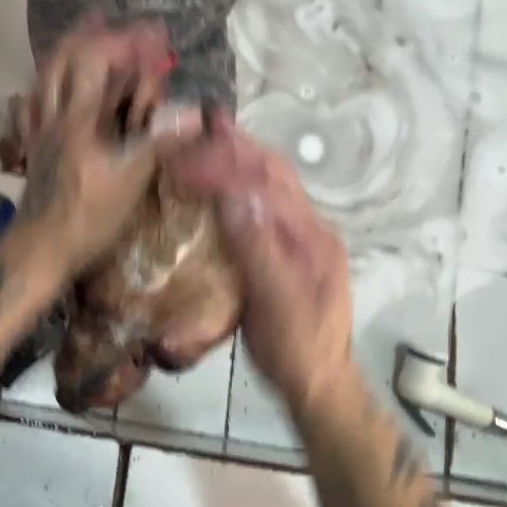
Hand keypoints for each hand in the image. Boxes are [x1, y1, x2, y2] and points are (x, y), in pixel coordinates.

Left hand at [14, 19, 200, 277]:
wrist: (40, 251)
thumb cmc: (87, 217)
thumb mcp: (130, 180)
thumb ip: (159, 142)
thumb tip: (194, 111)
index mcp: (79, 119)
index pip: (96, 61)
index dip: (124, 41)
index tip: (154, 33)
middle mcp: (55, 118)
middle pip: (61, 62)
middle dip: (86, 36)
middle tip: (103, 18)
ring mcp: (40, 135)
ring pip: (43, 83)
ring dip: (62, 57)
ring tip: (77, 42)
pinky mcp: (34, 154)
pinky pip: (30, 112)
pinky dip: (38, 93)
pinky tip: (37, 94)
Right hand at [164, 107, 353, 412]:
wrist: (320, 384)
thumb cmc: (296, 348)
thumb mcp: (275, 303)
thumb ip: (256, 248)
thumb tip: (233, 196)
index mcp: (311, 238)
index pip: (265, 185)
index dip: (225, 163)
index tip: (186, 154)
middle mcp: (310, 230)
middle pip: (275, 175)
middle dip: (239, 146)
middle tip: (204, 122)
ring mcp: (303, 241)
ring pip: (272, 187)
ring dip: (241, 160)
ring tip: (212, 139)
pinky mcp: (289, 254)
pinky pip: (265, 207)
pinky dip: (240, 186)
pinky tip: (220, 186)